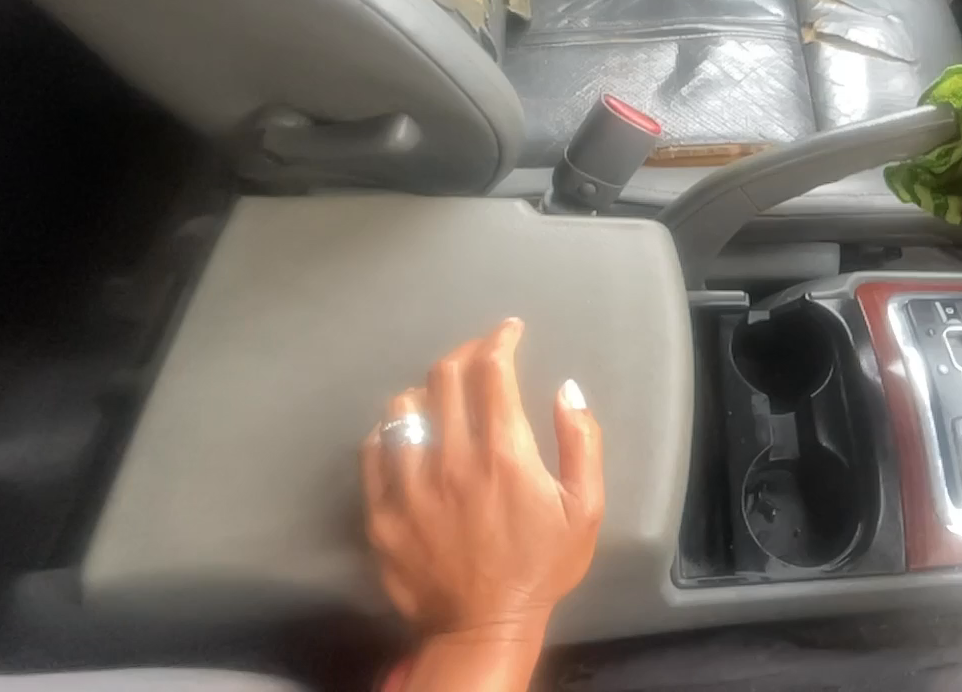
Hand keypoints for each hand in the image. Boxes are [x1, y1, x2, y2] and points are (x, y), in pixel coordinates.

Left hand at [362, 318, 603, 641]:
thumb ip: (582, 440)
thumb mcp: (586, 505)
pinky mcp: (382, 514)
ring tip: (441, 396)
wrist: (483, 631)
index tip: (510, 330)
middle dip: (465, 352)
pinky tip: (408, 435)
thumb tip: (567, 389)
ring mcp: (409, 487)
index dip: (500, 339)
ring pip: (403, 409)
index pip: (493, 371)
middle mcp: (451, 459)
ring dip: (426, 390)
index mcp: (503, 452)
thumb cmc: (541, 564)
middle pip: (444, 377)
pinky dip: (391, 432)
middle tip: (480, 354)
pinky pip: (374, 452)